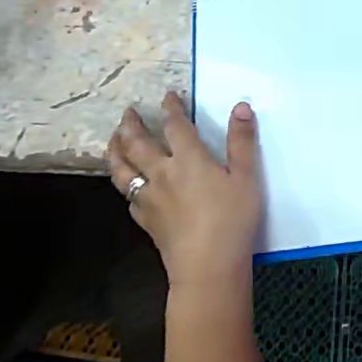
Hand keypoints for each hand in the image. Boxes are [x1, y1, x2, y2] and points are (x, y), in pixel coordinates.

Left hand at [108, 94, 264, 284]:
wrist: (207, 264)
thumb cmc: (232, 217)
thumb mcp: (246, 176)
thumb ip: (242, 141)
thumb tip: (240, 107)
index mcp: (188, 159)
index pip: (175, 126)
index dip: (171, 108)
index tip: (167, 96)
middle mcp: (162, 173)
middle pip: (138, 143)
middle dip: (132, 125)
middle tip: (128, 113)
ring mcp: (148, 198)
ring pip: (123, 169)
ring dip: (116, 150)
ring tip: (115, 139)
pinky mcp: (144, 219)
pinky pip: (127, 196)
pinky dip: (124, 183)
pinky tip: (128, 184)